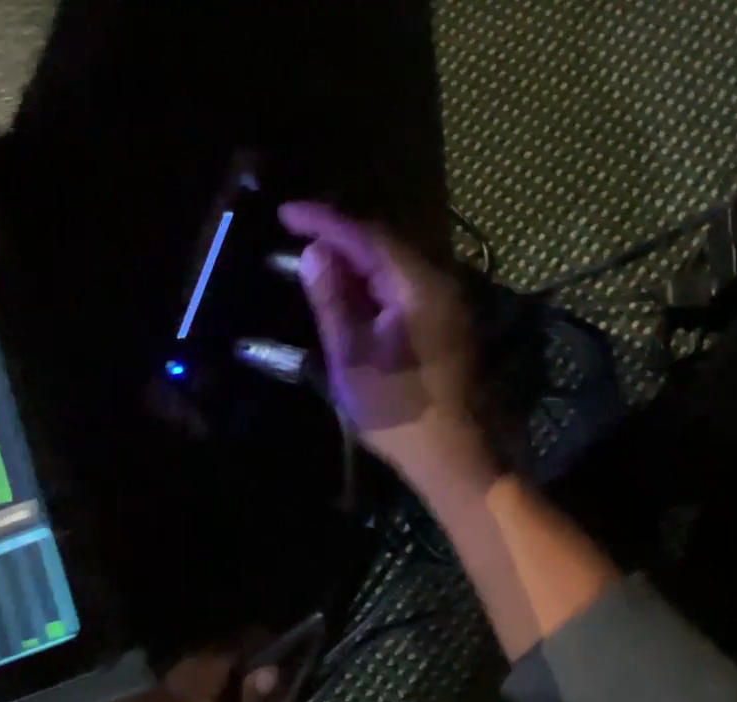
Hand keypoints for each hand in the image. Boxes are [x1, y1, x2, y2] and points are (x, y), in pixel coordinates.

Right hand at [280, 202, 497, 497]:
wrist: (452, 453)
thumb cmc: (397, 409)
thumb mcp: (351, 356)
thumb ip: (332, 301)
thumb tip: (315, 252)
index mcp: (415, 285)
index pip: (365, 235)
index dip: (323, 220)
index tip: (284, 212)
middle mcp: (437, 283)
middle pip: (384, 244)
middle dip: (339, 235)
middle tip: (297, 231)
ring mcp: (446, 304)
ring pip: (395, 266)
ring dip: (355, 259)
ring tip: (316, 258)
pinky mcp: (446, 325)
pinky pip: (404, 287)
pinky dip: (373, 283)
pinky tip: (351, 292)